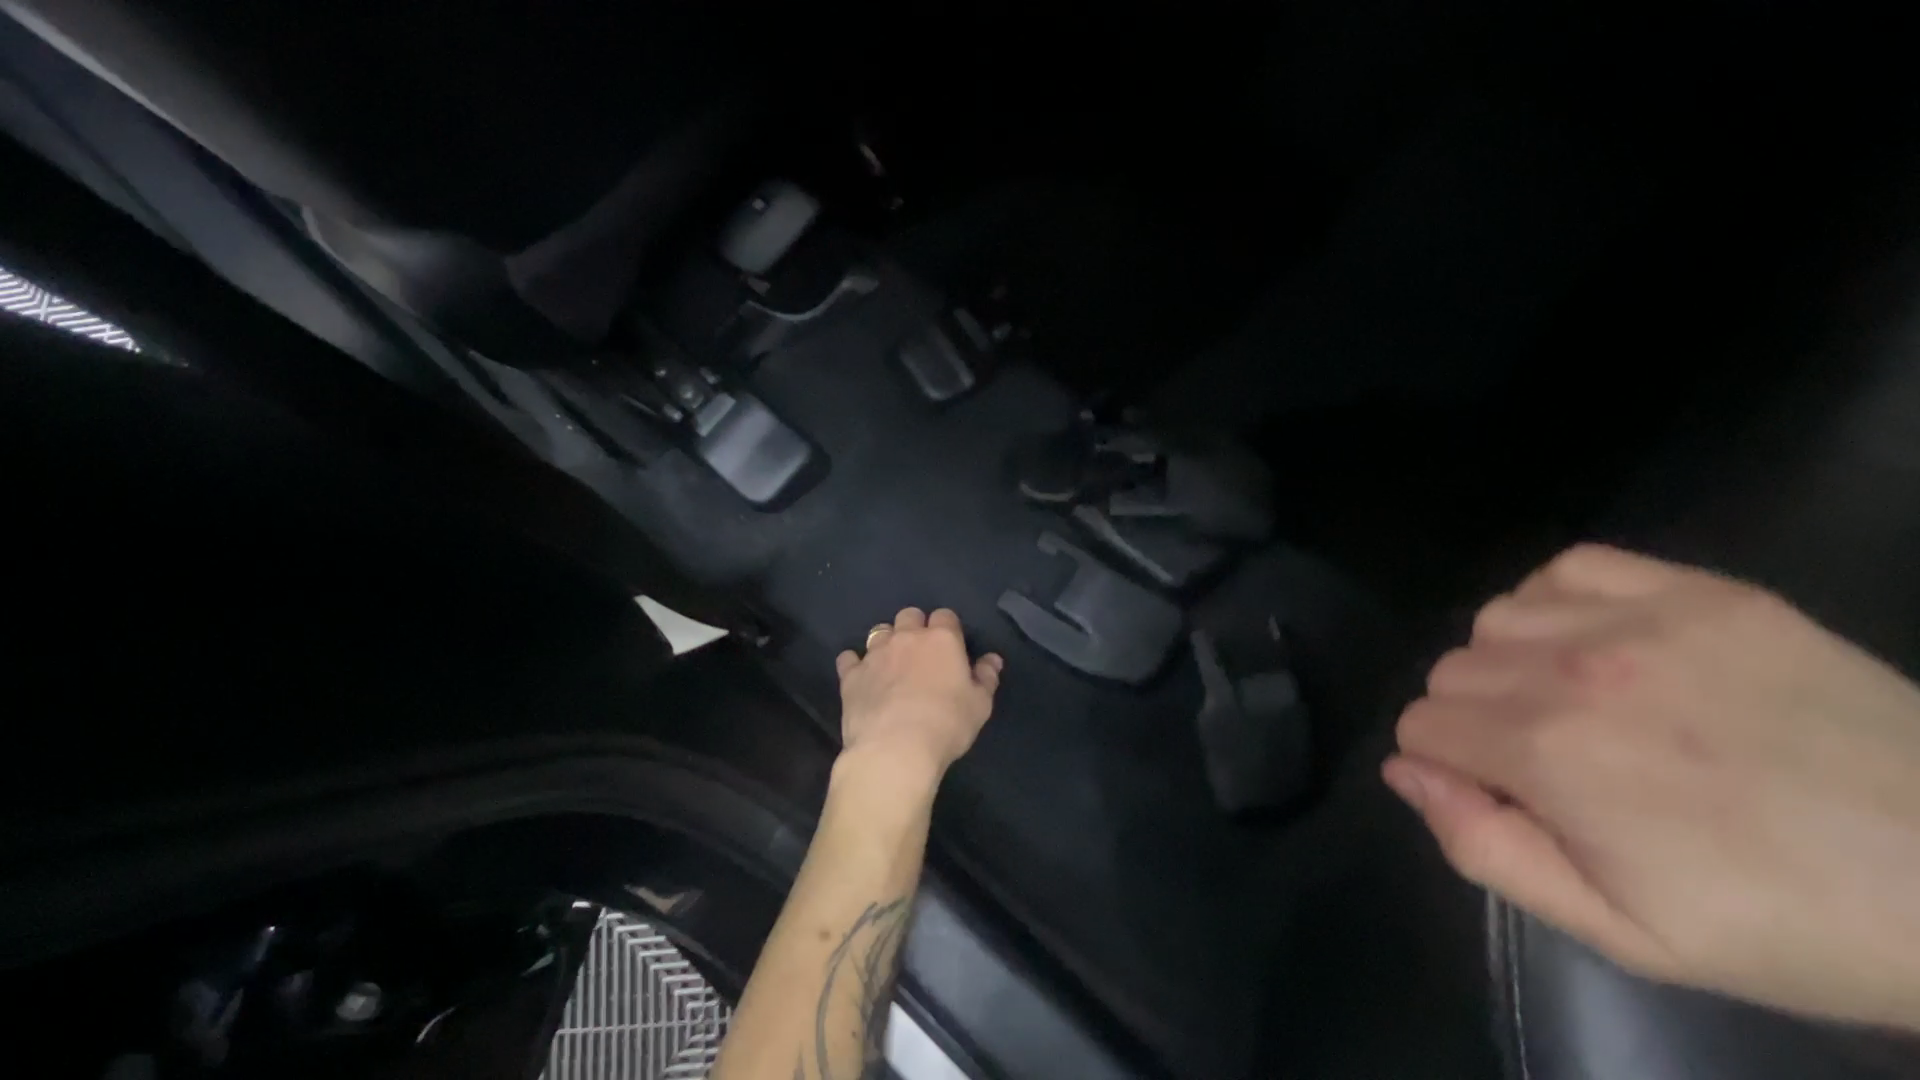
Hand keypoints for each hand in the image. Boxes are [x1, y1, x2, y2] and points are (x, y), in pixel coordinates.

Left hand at [835, 607, 1002, 783]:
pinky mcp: (851, 675)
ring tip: (891, 663)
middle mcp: (906, 638)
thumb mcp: (980, 705)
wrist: (895, 749)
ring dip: (886, 641)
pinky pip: (849, 658)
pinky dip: (855, 663)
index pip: (945, 616)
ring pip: (879, 631)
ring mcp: (874, 654)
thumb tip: (992, 659)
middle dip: (915, 628)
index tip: (951, 648)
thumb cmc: (946, 725)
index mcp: (941, 640)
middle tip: (921, 653)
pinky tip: (860, 676)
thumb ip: (986, 678)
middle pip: (909, 615)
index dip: (948, 629)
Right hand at [1388, 544, 1919, 1029]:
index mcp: (1547, 755)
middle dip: (1472, 721)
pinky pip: (1568, 567)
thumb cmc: (1784, 923)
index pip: (1420, 726)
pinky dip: (1556, 602)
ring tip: (1574, 705)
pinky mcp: (1702, 592)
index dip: (1449, 768)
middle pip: (1450, 672)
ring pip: (1496, 619)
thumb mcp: (1620, 932)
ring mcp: (1642, 622)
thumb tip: (1404, 771)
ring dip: (1510, 663)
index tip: (1505, 799)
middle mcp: (1573, 670)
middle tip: (1548, 767)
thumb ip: (1484, 847)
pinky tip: (1595, 646)